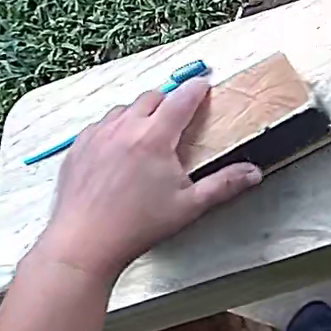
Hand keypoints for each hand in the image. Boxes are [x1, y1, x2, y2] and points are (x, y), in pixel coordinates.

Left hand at [35, 77, 260, 282]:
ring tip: (151, 131)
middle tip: (180, 115)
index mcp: (153, 139)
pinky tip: (122, 146)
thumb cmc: (136, 225)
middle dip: (169, 101)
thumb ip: (225, 184)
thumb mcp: (190, 205)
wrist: (83, 245)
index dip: (196, 89)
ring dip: (141, 112)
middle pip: (151, 97)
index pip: (181, 99)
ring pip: (124, 109)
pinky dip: (115, 126)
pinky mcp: (77, 150)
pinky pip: (100, 124)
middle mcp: (123, 130)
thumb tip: (252, 172)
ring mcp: (96, 138)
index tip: (204, 85)